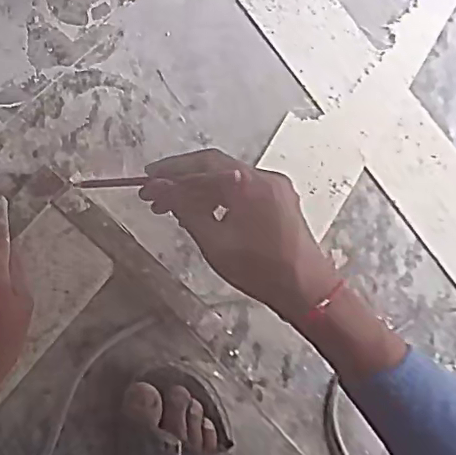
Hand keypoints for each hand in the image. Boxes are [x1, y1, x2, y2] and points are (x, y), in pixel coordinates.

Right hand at [139, 149, 339, 322]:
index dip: (171, 170)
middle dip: (181, 180)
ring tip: (171, 208)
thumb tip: (161, 189)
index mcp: (250, 184)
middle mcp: (265, 178)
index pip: (202, 164)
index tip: (148, 180)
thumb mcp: (213, 240)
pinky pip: (241, 189)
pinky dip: (217, 196)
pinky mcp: (279, 201)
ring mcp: (275, 188)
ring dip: (198, 190)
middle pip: (214, 168)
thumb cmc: (259, 269)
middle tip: (154, 195)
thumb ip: (185, 208)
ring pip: (227, 179)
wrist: (307, 290)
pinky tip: (200, 212)